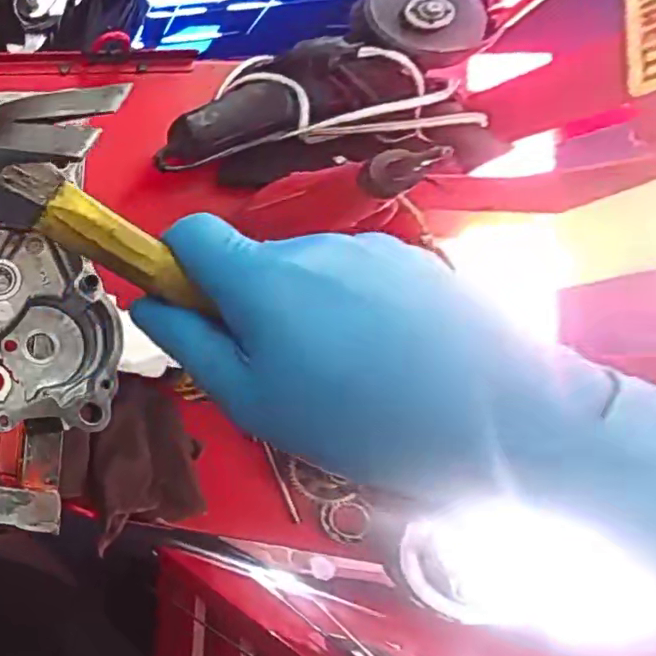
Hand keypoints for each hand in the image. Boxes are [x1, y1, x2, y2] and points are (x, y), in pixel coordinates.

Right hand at [128, 214, 616, 501]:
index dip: (171, 263)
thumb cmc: (348, 418)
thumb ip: (184, 340)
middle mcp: (310, 246)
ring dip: (287, 305)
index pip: (188, 232)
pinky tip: (371, 350)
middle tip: (263, 363)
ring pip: (293, 269)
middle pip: (242, 259)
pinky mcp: (411, 259)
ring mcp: (366, 247)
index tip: (183, 306)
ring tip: (326, 364)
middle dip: (235, 301)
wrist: (509, 422)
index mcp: (260, 276)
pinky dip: (334, 304)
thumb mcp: (242, 394)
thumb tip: (146, 303)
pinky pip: (343, 273)